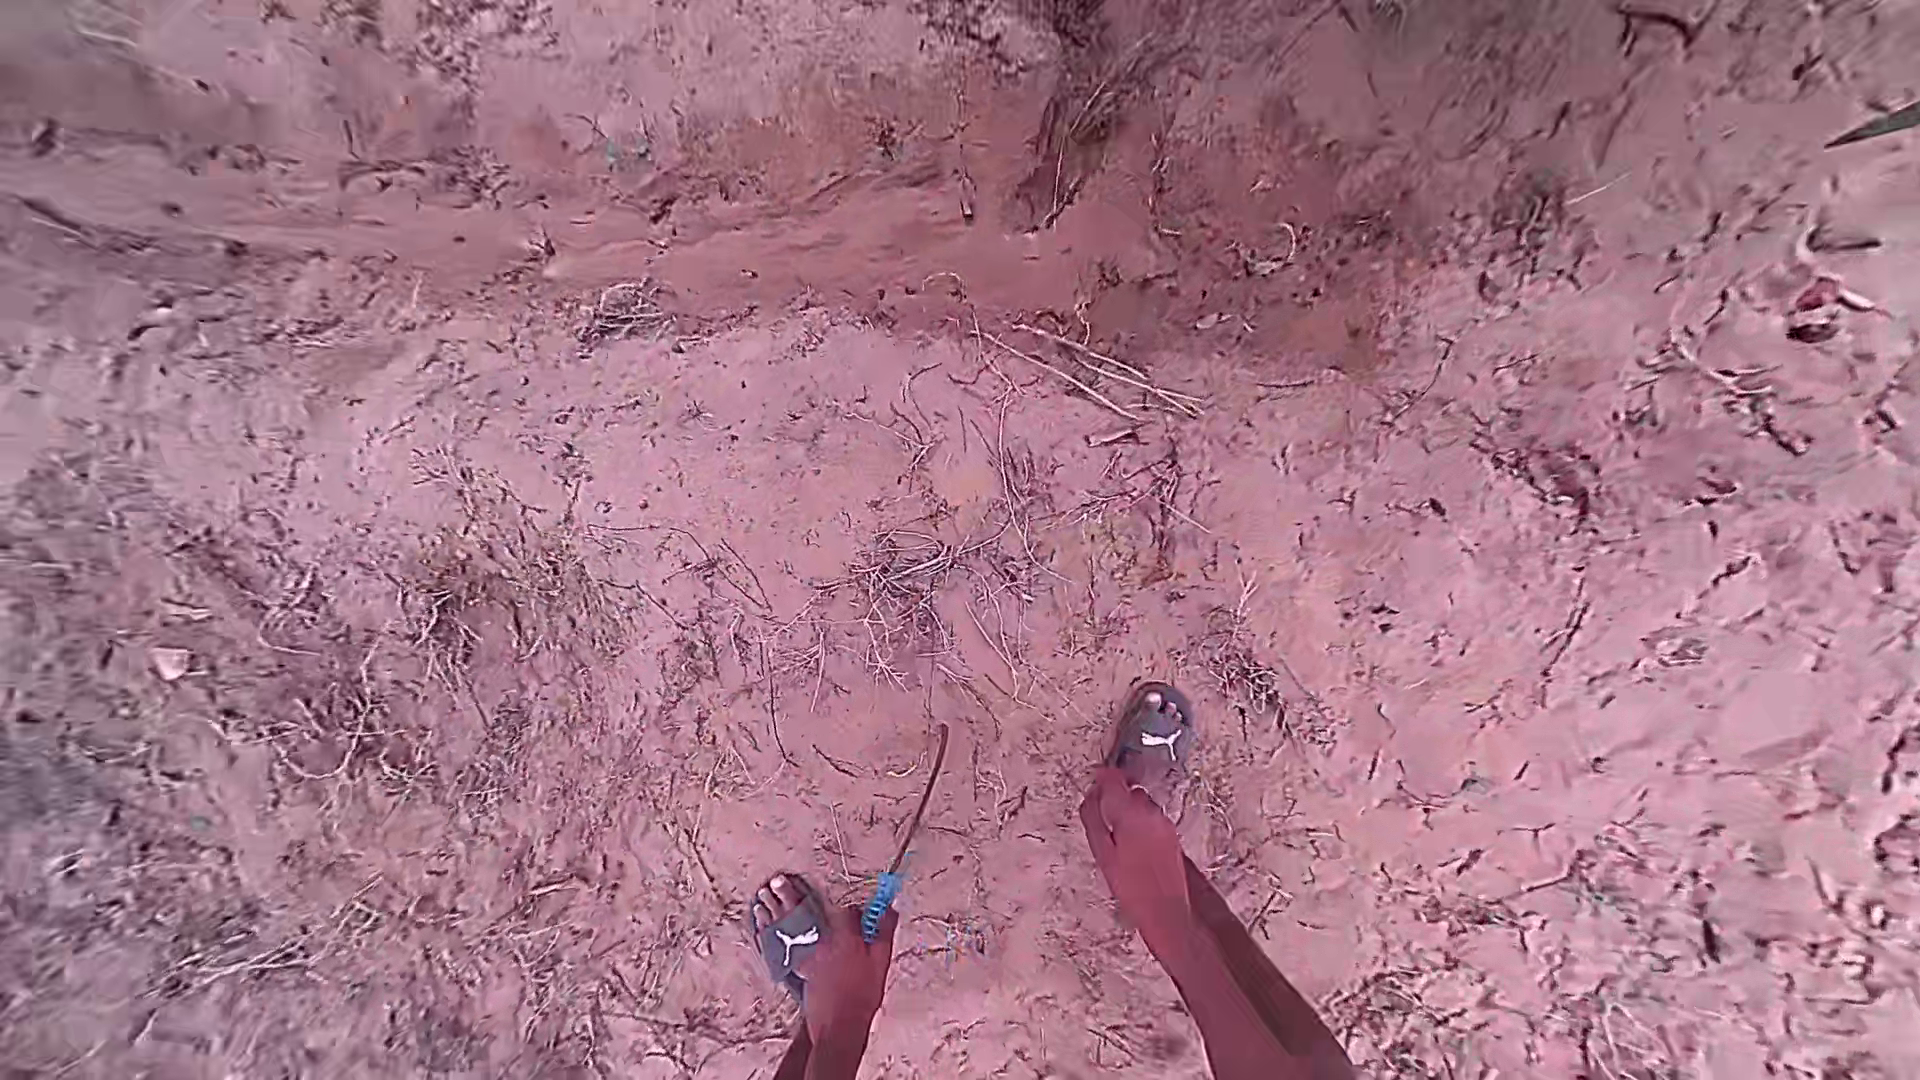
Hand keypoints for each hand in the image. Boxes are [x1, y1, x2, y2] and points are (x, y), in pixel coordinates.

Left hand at [796, 901, 897, 1045]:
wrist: (839, 1029)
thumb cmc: (861, 996)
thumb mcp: (881, 960)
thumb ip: (884, 931)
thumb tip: (889, 911)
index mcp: (844, 935)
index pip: (850, 912)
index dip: (862, 918)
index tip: (869, 927)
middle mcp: (825, 944)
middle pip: (837, 929)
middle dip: (849, 936)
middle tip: (862, 952)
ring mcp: (813, 961)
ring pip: (828, 947)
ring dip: (838, 951)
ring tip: (850, 970)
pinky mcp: (807, 977)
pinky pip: (819, 964)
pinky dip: (827, 968)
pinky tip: (838, 982)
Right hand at [1079, 767, 1193, 953]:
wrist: (1168, 912)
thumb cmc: (1132, 887)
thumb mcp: (1102, 852)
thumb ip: (1093, 818)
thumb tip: (1090, 796)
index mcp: (1131, 812)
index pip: (1113, 778)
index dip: (1100, 778)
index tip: (1093, 784)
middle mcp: (1151, 811)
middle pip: (1127, 790)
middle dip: (1114, 798)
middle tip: (1101, 818)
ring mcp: (1164, 822)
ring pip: (1140, 803)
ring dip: (1127, 810)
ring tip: (1117, 836)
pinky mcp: (1171, 834)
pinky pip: (1150, 817)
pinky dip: (1139, 821)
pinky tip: (1132, 845)